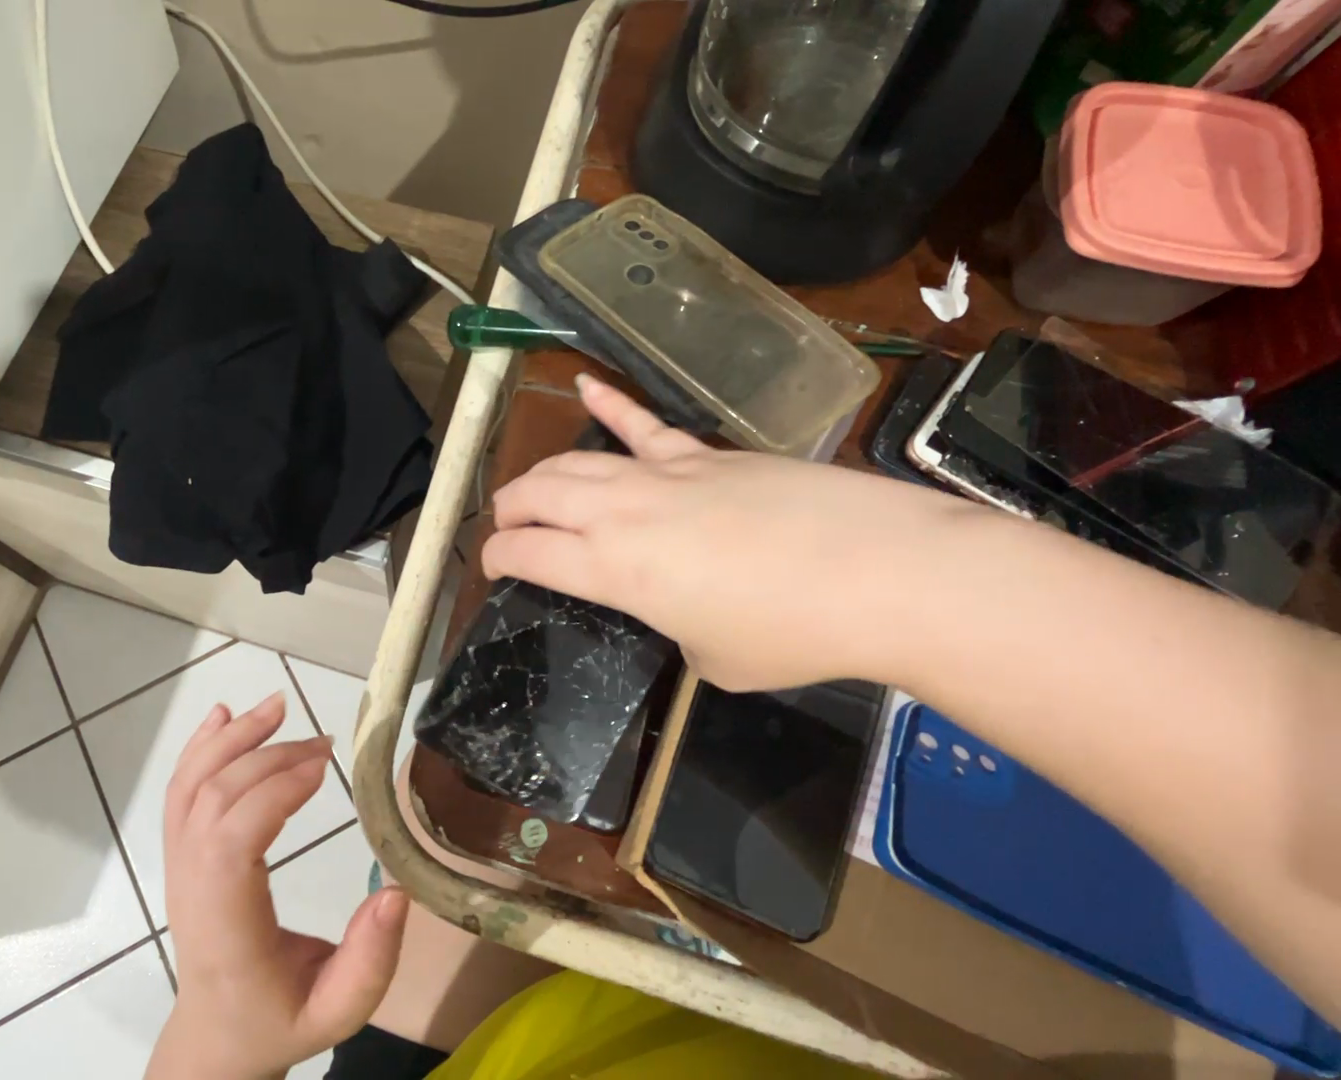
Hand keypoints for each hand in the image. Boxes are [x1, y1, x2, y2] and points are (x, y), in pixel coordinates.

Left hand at [147, 692, 408, 1079]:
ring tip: (277, 704)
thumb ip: (369, 961)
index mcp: (226, 924)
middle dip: (269, 757)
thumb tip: (395, 892)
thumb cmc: (278, 1021)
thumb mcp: (336, 1011)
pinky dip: (201, 748)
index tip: (323, 766)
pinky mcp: (181, 854)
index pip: (232, 841)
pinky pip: (181, 791)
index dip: (272, 792)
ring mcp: (179, 866)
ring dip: (232, 738)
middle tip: (324, 744)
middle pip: (215, 799)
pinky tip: (225, 717)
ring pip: (192, 786)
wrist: (216, 1034)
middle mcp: (192, 886)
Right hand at [482, 375, 984, 690]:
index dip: (497, 559)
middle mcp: (624, 513)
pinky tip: (587, 383)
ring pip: (578, 459)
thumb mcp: (712, 659)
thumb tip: (682, 607)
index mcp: (614, 571)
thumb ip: (675, 628)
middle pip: (539, 494)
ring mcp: (665, 475)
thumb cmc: (792, 634)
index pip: (528, 553)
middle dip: (508, 510)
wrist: (884, 574)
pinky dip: (611, 403)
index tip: (492, 569)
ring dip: (542, 472)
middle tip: (502, 528)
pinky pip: (645, 424)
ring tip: (529, 487)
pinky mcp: (707, 455)